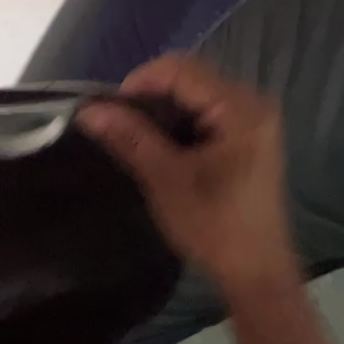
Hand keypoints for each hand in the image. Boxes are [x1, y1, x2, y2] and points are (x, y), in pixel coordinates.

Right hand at [76, 54, 297, 297]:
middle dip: (146, 95)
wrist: (256, 274)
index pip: (179, 70)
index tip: (110, 113)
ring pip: (190, 91)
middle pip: (186, 75)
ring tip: (133, 135)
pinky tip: (158, 143)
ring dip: (158, 108)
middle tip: (118, 125)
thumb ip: (129, 137)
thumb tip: (87, 109)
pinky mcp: (245, 135)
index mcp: (240, 109)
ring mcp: (251, 119)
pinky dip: (174, 119)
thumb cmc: (215, 227)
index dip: (137, 84)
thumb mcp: (166, 179)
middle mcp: (251, 104)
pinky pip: (201, 108)